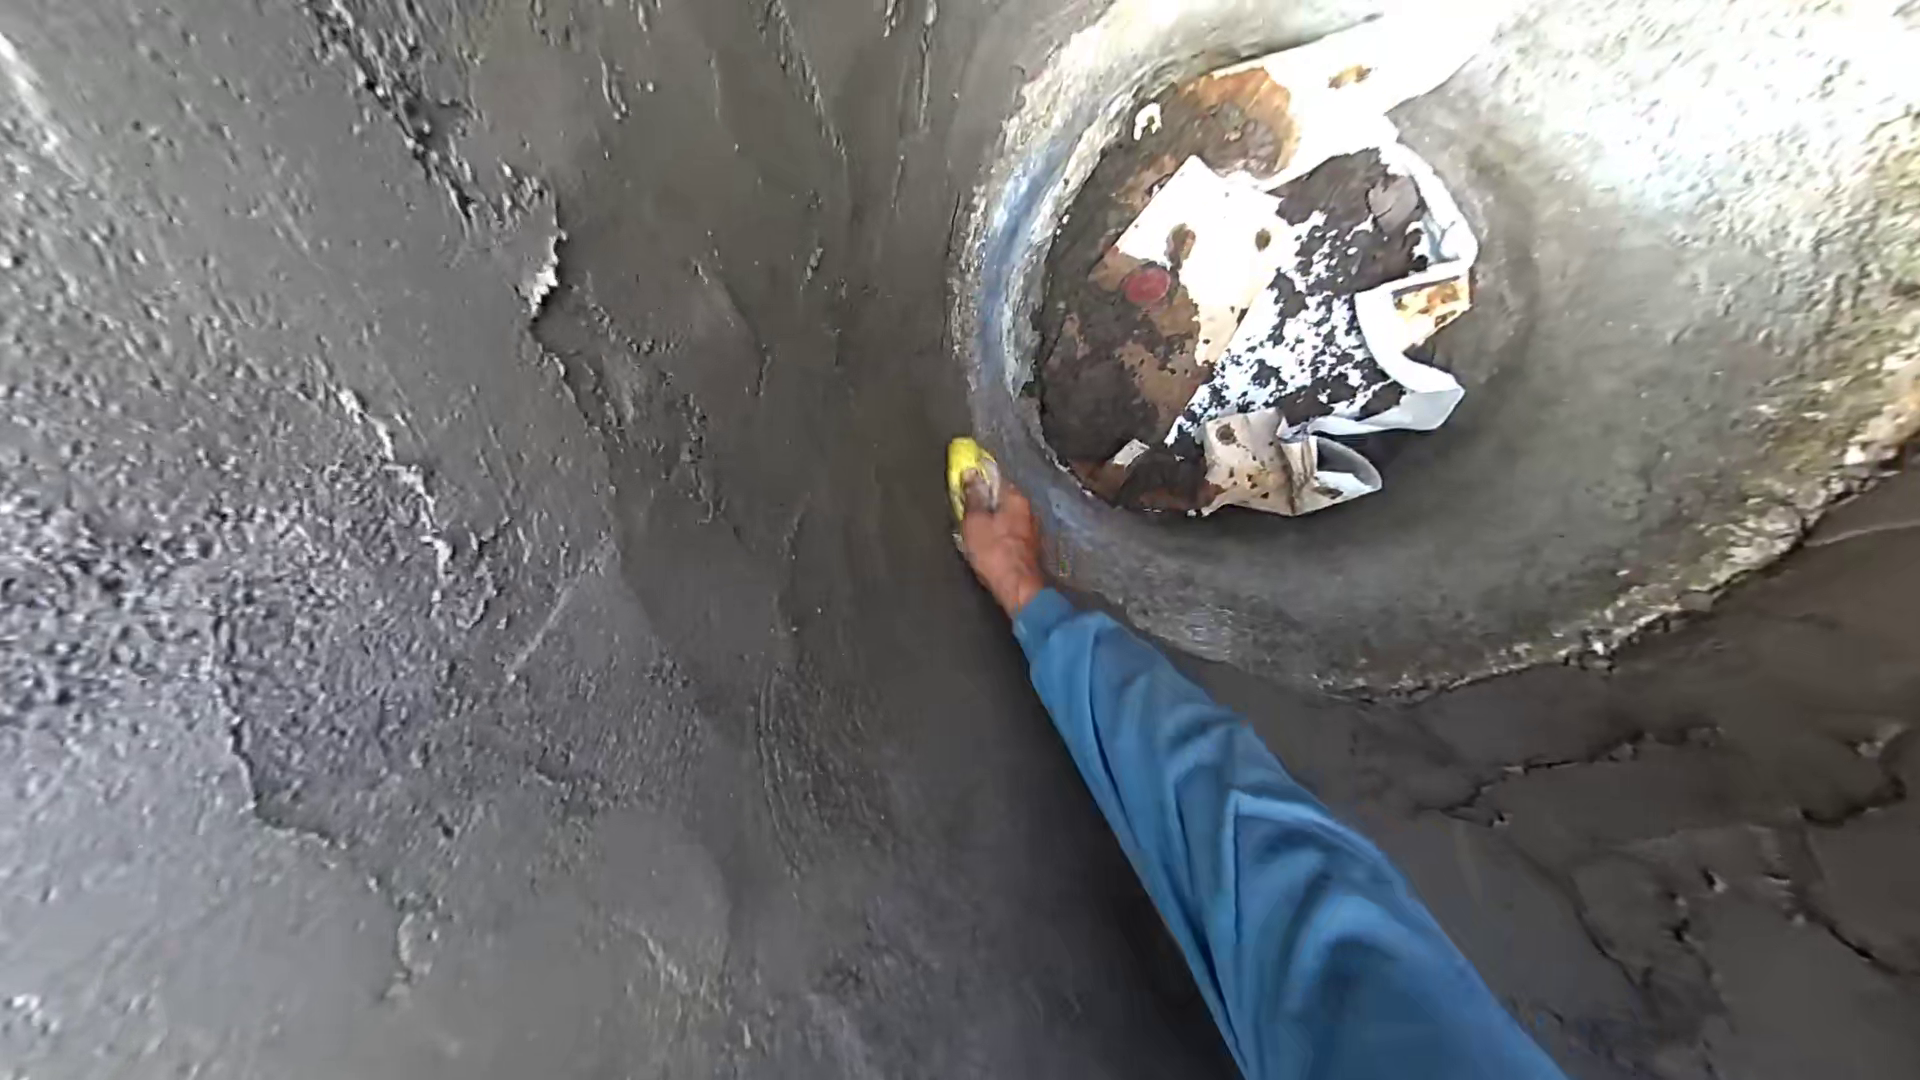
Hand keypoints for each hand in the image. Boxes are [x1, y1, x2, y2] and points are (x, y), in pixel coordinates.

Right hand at [959, 471, 1046, 617]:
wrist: (1018, 589)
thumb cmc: (994, 553)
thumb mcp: (975, 522)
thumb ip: (973, 496)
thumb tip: (971, 473)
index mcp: (1017, 499)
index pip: (996, 478)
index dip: (978, 480)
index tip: (964, 485)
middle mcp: (1029, 510)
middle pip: (1003, 498)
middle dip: (986, 502)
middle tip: (965, 510)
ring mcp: (1032, 530)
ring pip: (1008, 517)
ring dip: (992, 520)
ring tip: (974, 529)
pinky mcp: (1030, 548)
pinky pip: (1011, 533)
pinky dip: (999, 534)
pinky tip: (988, 544)